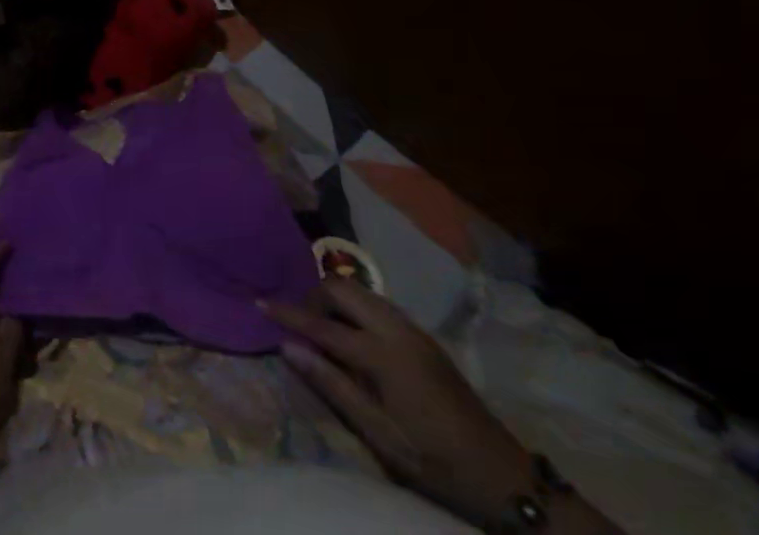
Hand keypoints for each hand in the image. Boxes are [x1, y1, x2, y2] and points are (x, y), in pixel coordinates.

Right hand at [262, 278, 532, 527]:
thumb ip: (331, 384)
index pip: (323, 324)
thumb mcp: (377, 433)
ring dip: (334, 301)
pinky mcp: (421, 335)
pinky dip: (353, 308)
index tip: (259, 302)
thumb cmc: (432, 459)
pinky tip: (348, 337)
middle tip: (298, 326)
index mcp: (385, 355)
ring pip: (360, 290)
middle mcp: (398, 329)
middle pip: (343, 287)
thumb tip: (287, 346)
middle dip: (313, 298)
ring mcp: (413, 328)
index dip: (288, 313)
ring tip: (320, 332)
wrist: (499, 471)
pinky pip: (376, 303)